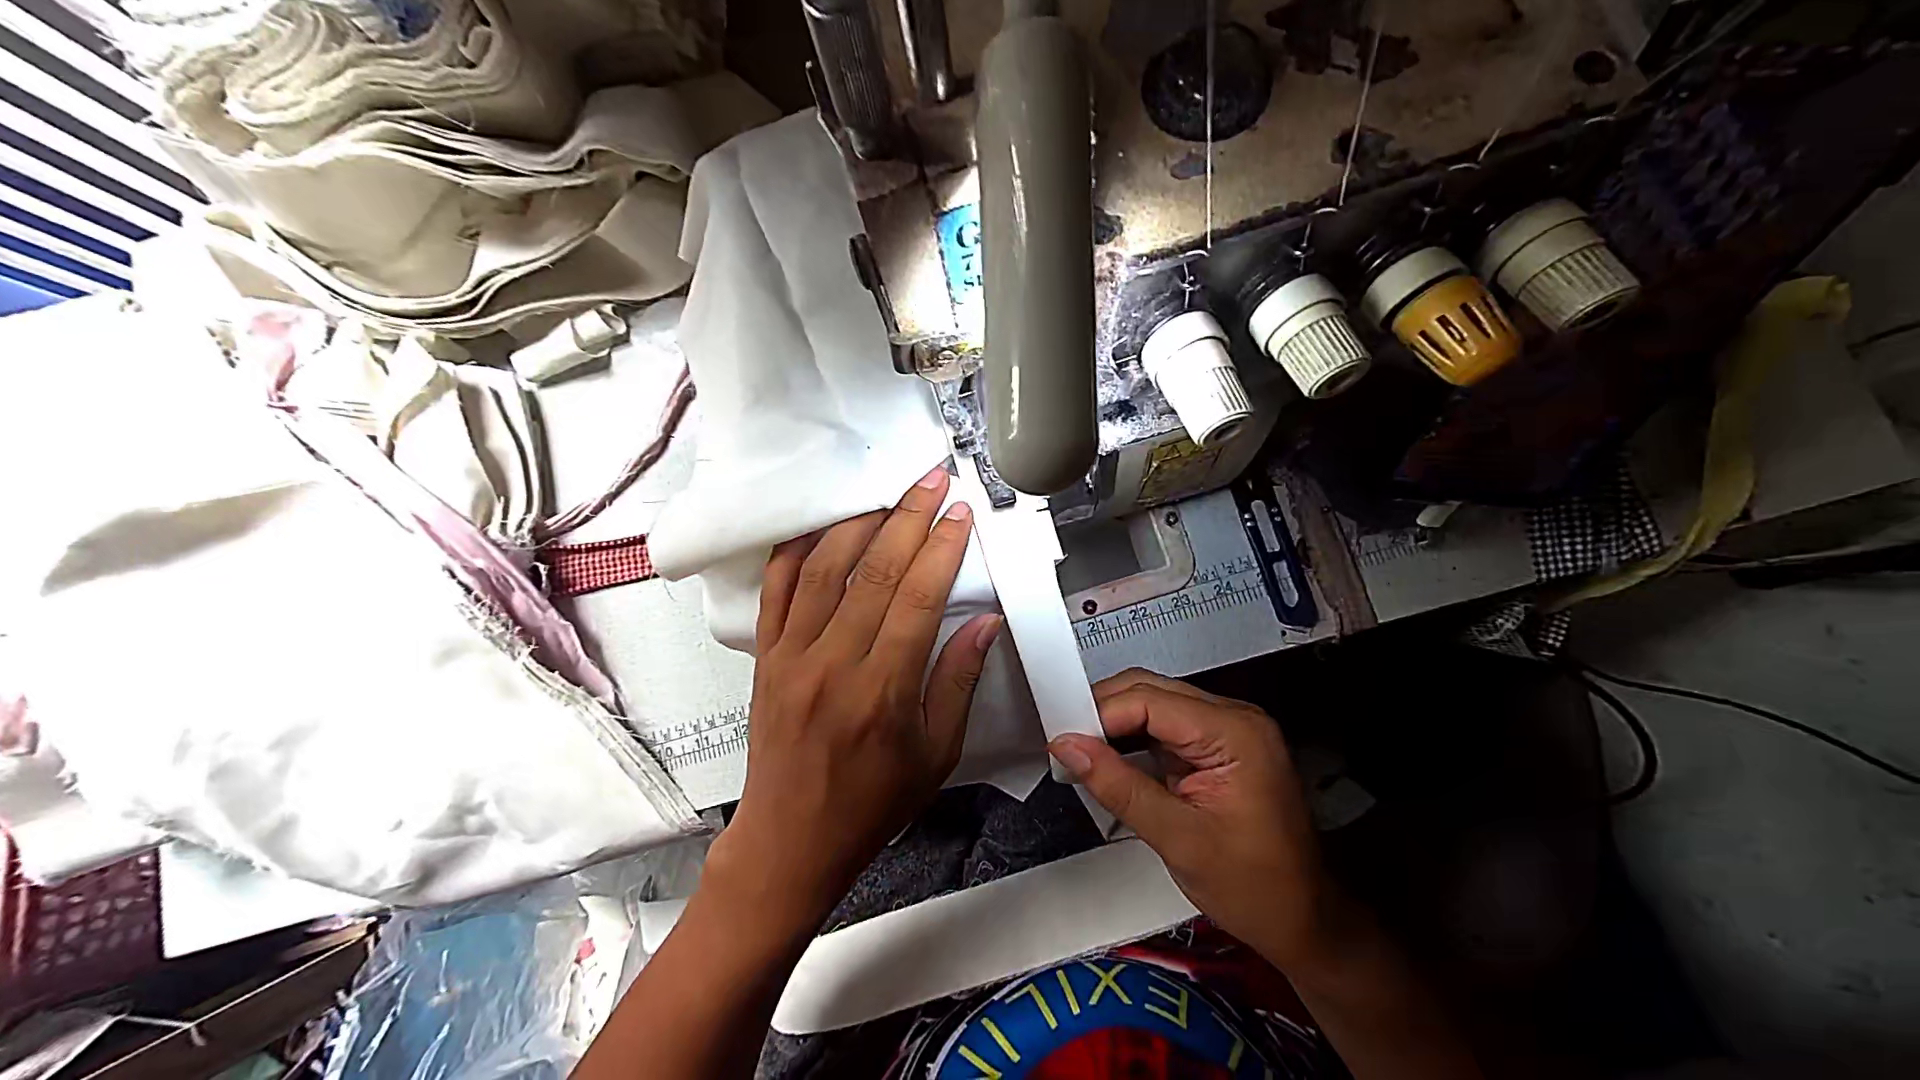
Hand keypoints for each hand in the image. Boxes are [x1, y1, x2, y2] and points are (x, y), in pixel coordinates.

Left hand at [711, 464, 1002, 923]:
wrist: (790, 839)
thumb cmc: (872, 803)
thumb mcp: (935, 754)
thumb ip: (958, 681)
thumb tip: (985, 621)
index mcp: (881, 691)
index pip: (917, 598)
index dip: (943, 549)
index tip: (961, 515)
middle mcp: (832, 663)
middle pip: (874, 570)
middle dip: (908, 517)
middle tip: (931, 481)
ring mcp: (790, 655)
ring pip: (824, 568)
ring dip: (858, 522)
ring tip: (887, 493)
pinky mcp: (765, 656)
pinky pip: (777, 590)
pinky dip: (798, 550)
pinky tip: (821, 525)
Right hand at [1047, 670, 1337, 971]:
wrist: (1303, 920)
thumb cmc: (1260, 888)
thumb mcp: (1178, 838)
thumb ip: (1118, 786)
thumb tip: (1071, 748)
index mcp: (1236, 733)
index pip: (1149, 699)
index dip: (1100, 715)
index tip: (1065, 739)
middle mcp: (1234, 720)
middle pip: (1149, 691)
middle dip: (1103, 714)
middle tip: (1069, 746)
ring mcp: (1226, 731)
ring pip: (1152, 704)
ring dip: (1115, 726)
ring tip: (1084, 755)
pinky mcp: (1215, 746)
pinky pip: (1162, 727)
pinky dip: (1132, 740)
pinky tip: (1111, 762)